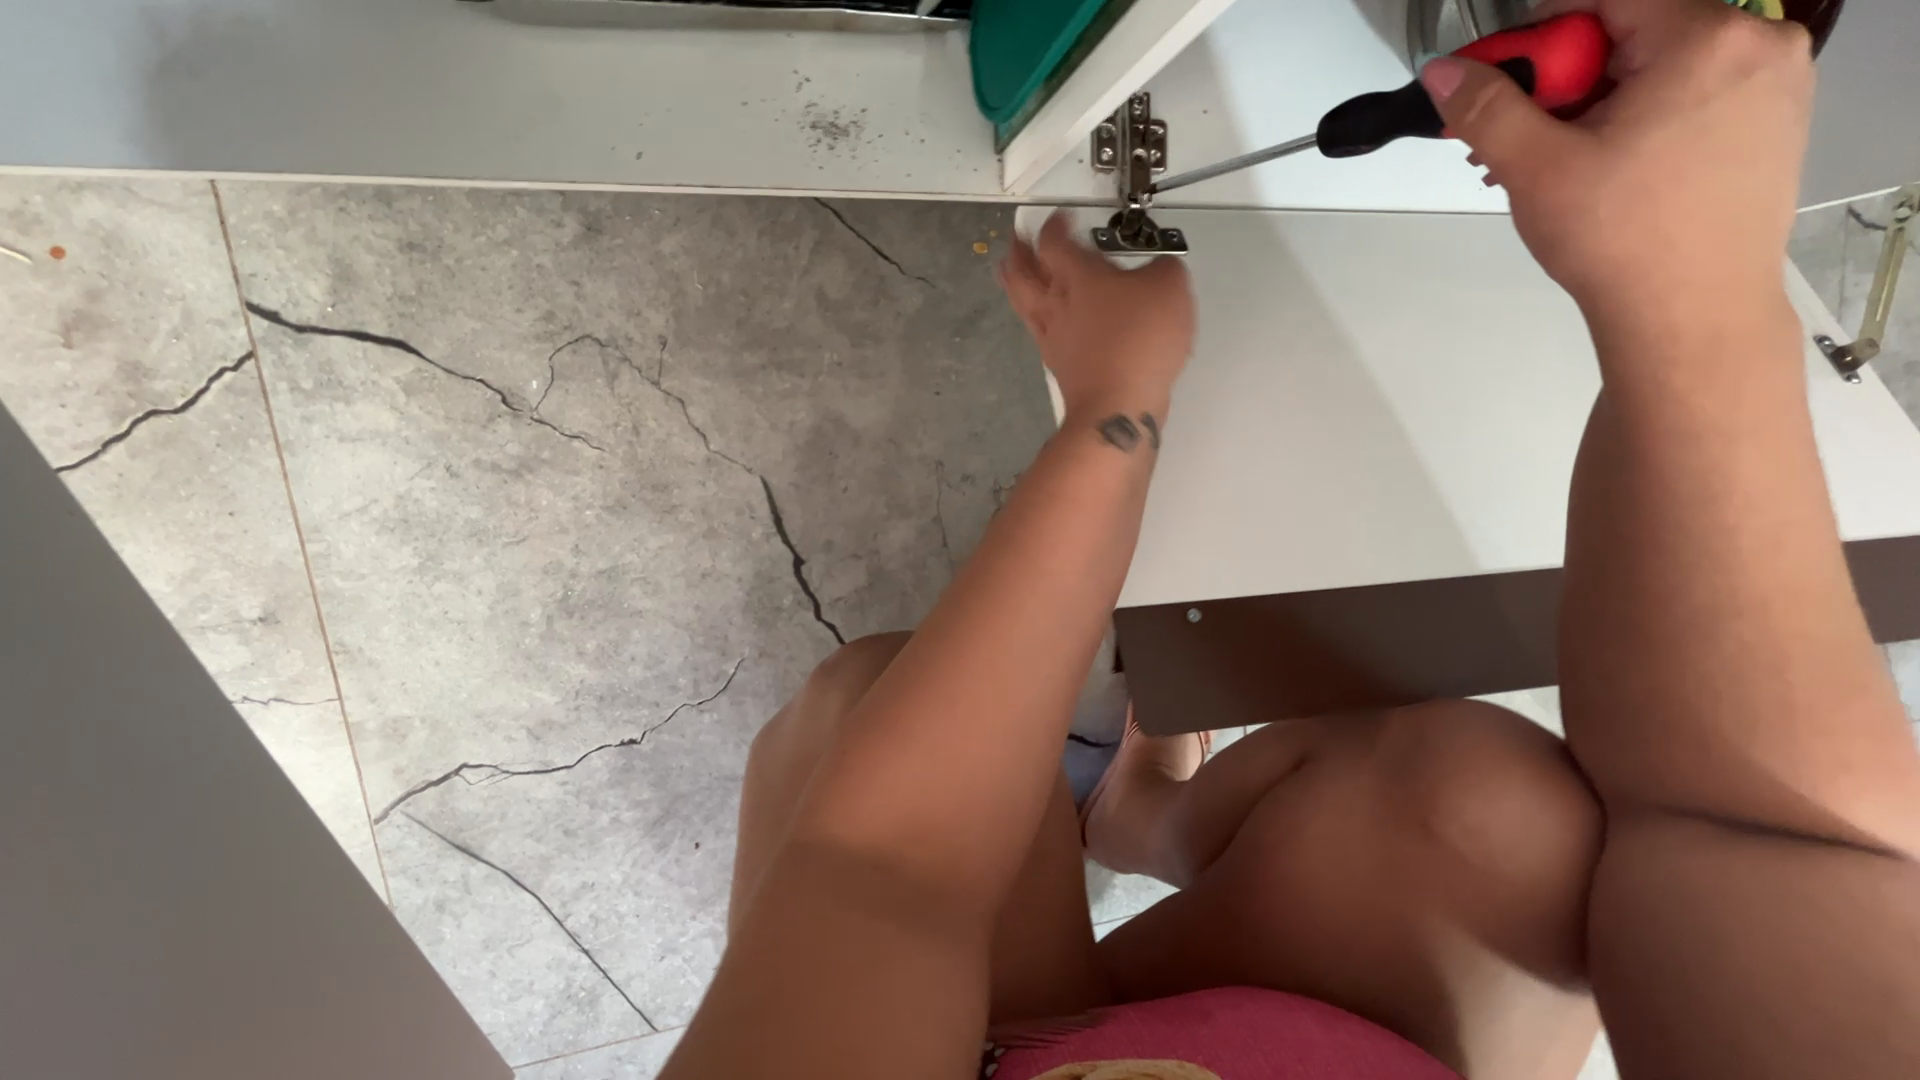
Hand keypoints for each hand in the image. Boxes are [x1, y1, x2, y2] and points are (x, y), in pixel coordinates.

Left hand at [1000, 212, 1194, 428]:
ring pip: (1022, 302)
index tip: (1059, 217)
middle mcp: (1056, 303)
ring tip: (1011, 272)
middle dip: (1018, 252)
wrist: (1117, 404)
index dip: (1054, 225)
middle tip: (1015, 241)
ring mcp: (1052, 336)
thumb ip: (1163, 268)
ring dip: (1015, 283)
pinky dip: (1036, 317)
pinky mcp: (1058, 365)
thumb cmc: (1140, 340)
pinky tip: (1045, 319)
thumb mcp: (1170, 288)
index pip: (1054, 241)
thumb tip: (1158, 268)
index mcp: (1077, 275)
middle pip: (1022, 271)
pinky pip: (1038, 331)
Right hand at [1421, 0, 1813, 339]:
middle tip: (1513, 142)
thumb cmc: (1618, 239)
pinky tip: (1598, 172)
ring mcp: (1773, 84)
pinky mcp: (1770, 124)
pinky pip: (1688, 98)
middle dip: (1560, 85)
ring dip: (1590, 108)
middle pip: (1630, 35)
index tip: (1497, 87)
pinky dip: (1634, 122)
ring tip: (1547, 167)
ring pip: (1656, 71)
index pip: (1603, 1)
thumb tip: (1442, 69)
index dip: (1537, 39)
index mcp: (1703, 39)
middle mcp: (1756, 45)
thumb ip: (1486, 108)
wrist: (1690, 311)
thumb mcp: (1535, 167)